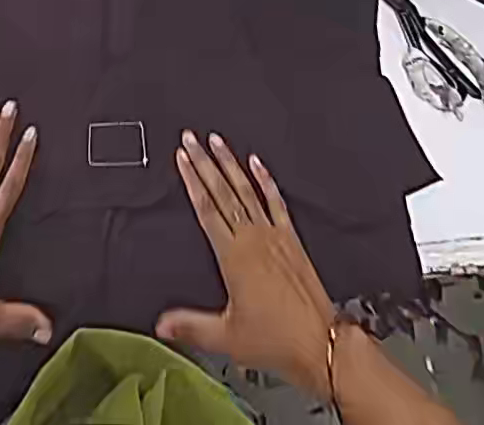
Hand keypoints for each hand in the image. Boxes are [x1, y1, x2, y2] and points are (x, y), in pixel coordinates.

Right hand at [156, 131, 336, 397]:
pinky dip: (265, 180)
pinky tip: (257, 163)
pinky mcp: (291, 238)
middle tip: (191, 138)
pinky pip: (275, 201)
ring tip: (217, 141)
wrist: (321, 345)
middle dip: (204, 162)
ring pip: (246, 189)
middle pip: (222, 190)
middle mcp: (252, 238)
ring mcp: (273, 234)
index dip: (192, 180)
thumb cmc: (277, 339)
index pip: (206, 207)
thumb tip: (162, 324)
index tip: (182, 158)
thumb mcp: (227, 337)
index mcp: (233, 255)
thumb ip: (191, 326)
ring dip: (230, 163)